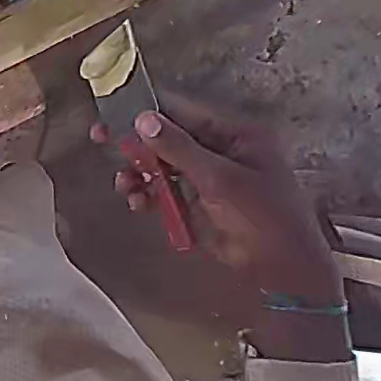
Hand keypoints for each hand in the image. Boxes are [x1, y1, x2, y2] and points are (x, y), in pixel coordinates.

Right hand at [92, 97, 348, 360]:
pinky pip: (163, 191)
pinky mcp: (196, 203)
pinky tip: (138, 201)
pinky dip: (147, 194)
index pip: (184, 113)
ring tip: (125, 184)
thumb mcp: (220, 179)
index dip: (148, 111)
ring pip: (161, 166)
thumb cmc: (264, 218)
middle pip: (167, 139)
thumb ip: (179, 149)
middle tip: (100, 137)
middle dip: (136, 142)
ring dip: (138, 173)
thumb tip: (144, 120)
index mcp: (236, 135)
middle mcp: (219, 151)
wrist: (281, 269)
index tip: (115, 111)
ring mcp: (206, 178)